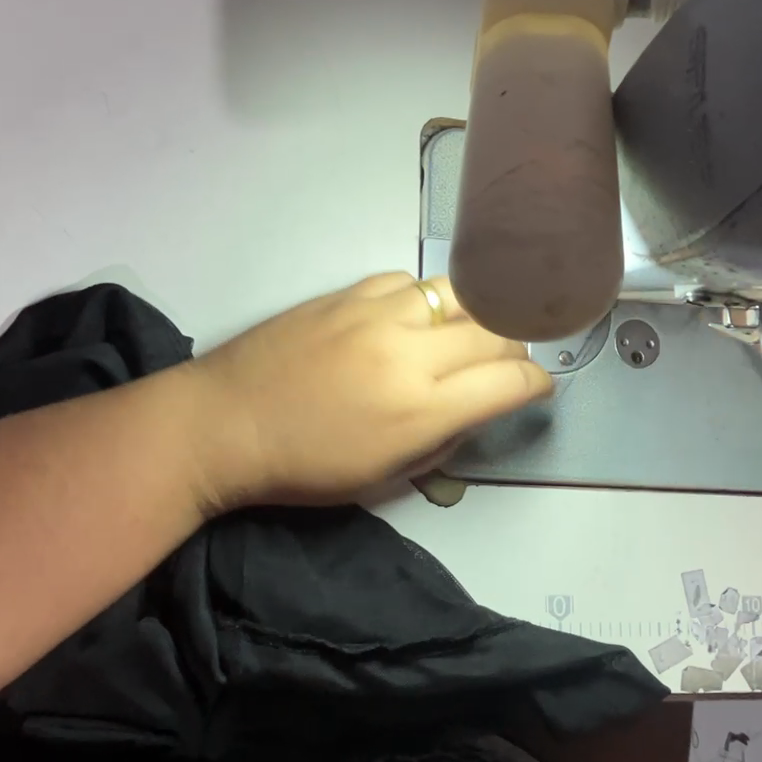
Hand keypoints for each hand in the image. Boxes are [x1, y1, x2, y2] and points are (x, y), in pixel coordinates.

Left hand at [181, 273, 551, 510]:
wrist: (225, 423)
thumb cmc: (302, 469)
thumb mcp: (383, 478)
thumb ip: (441, 442)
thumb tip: (471, 410)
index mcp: (422, 410)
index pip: (511, 381)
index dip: (535, 384)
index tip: (533, 389)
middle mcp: (410, 353)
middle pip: (496, 332)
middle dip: (514, 350)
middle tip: (504, 365)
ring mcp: (377, 314)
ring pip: (458, 295)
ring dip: (474, 318)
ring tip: (464, 336)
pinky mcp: (346, 293)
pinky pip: (407, 283)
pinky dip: (422, 301)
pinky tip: (409, 319)